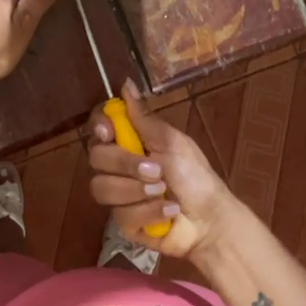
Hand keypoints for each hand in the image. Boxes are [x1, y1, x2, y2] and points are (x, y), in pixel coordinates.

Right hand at [88, 80, 243, 261]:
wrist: (210, 218)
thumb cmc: (194, 174)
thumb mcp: (170, 140)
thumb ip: (143, 116)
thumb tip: (126, 82)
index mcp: (129, 142)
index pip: (98, 127)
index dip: (98, 127)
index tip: (109, 132)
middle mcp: (117, 166)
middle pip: (95, 157)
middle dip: (126, 164)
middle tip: (156, 169)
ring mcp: (118, 196)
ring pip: (101, 188)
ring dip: (137, 190)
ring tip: (164, 192)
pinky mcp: (123, 222)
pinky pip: (120, 215)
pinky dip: (148, 212)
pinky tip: (168, 212)